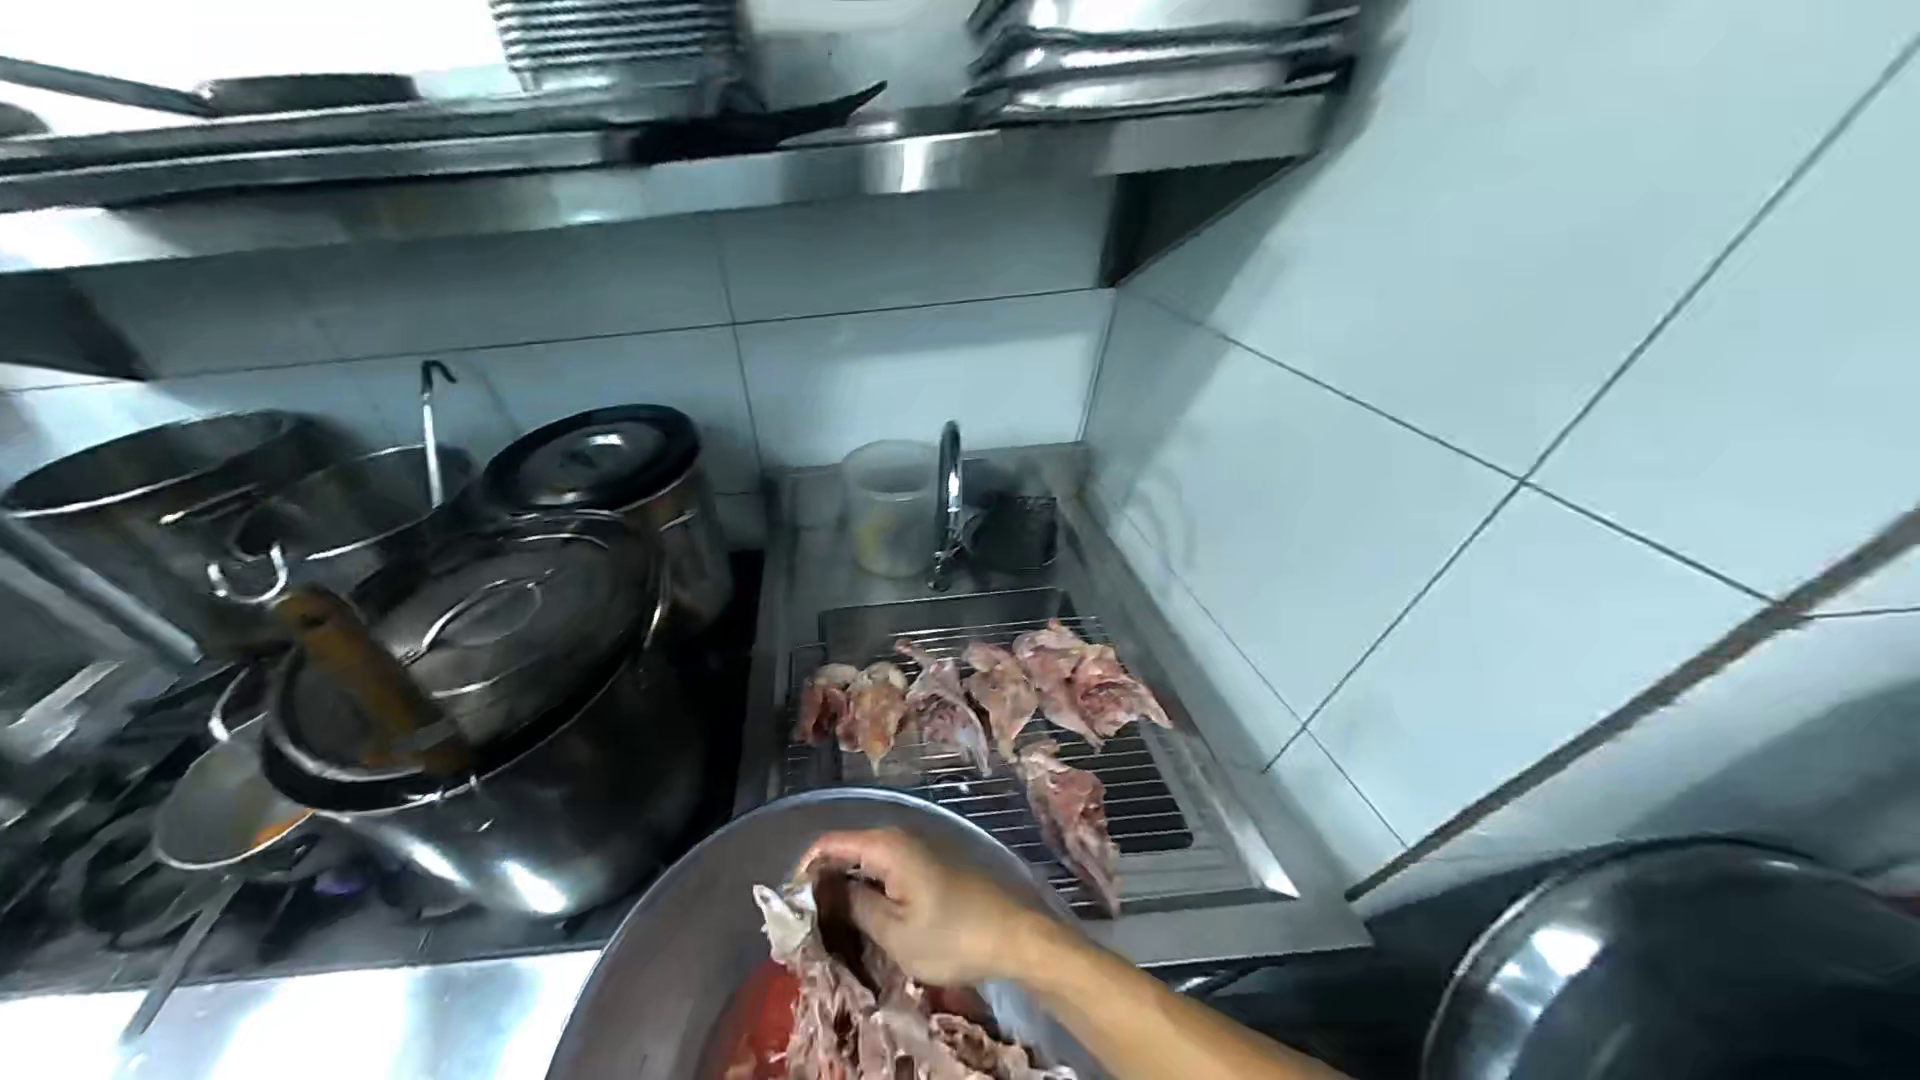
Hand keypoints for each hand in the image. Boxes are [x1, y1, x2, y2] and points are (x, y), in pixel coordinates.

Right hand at [798, 827, 1068, 986]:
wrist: (1012, 935)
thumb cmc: (952, 935)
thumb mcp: (894, 931)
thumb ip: (853, 906)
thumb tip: (820, 891)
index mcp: (886, 845)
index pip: (829, 843)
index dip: (804, 871)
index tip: (792, 908)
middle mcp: (898, 837)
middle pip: (845, 850)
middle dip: (822, 882)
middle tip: (808, 924)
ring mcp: (914, 851)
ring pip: (864, 862)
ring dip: (844, 889)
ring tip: (830, 927)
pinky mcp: (926, 866)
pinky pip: (883, 871)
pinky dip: (867, 890)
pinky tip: (862, 919)